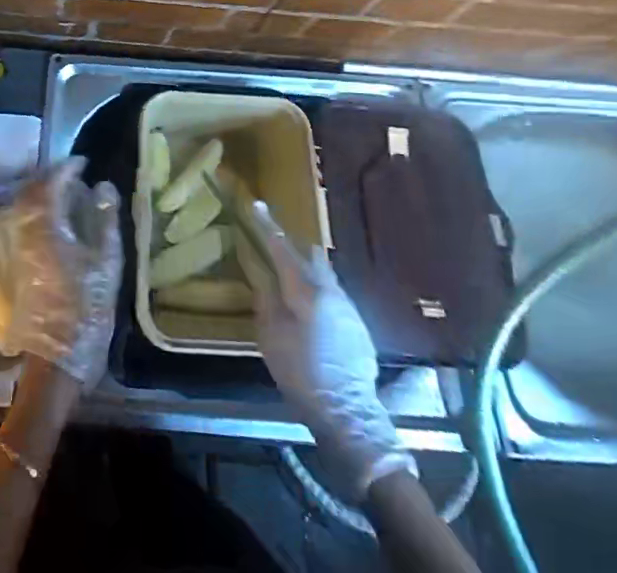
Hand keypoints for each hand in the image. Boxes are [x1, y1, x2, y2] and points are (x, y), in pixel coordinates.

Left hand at [10, 158, 122, 387]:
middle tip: (75, 172)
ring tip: (69, 191)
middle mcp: (26, 233)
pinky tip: (59, 216)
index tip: (84, 162)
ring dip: (44, 192)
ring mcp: (20, 248)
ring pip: (25, 206)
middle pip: (31, 191)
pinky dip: (40, 209)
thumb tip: (103, 185)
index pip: (51, 185)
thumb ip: (105, 219)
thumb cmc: (88, 307)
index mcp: (47, 229)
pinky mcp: (20, 262)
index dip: (67, 168)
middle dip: (52, 176)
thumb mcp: (108, 261)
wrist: (60, 354)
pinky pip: (25, 221)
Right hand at [238, 201, 414, 498]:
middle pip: (311, 256)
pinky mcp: (357, 322)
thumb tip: (261, 273)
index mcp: (306, 292)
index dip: (268, 227)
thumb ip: (266, 299)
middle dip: (292, 249)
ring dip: (305, 273)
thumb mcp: (271, 336)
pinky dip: (316, 293)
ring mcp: (348, 306)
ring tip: (289, 287)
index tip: (258, 205)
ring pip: (324, 275)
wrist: (347, 410)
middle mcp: (332, 291)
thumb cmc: (300, 373)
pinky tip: (309, 315)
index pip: (283, 250)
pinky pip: (332, 294)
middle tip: (273, 252)